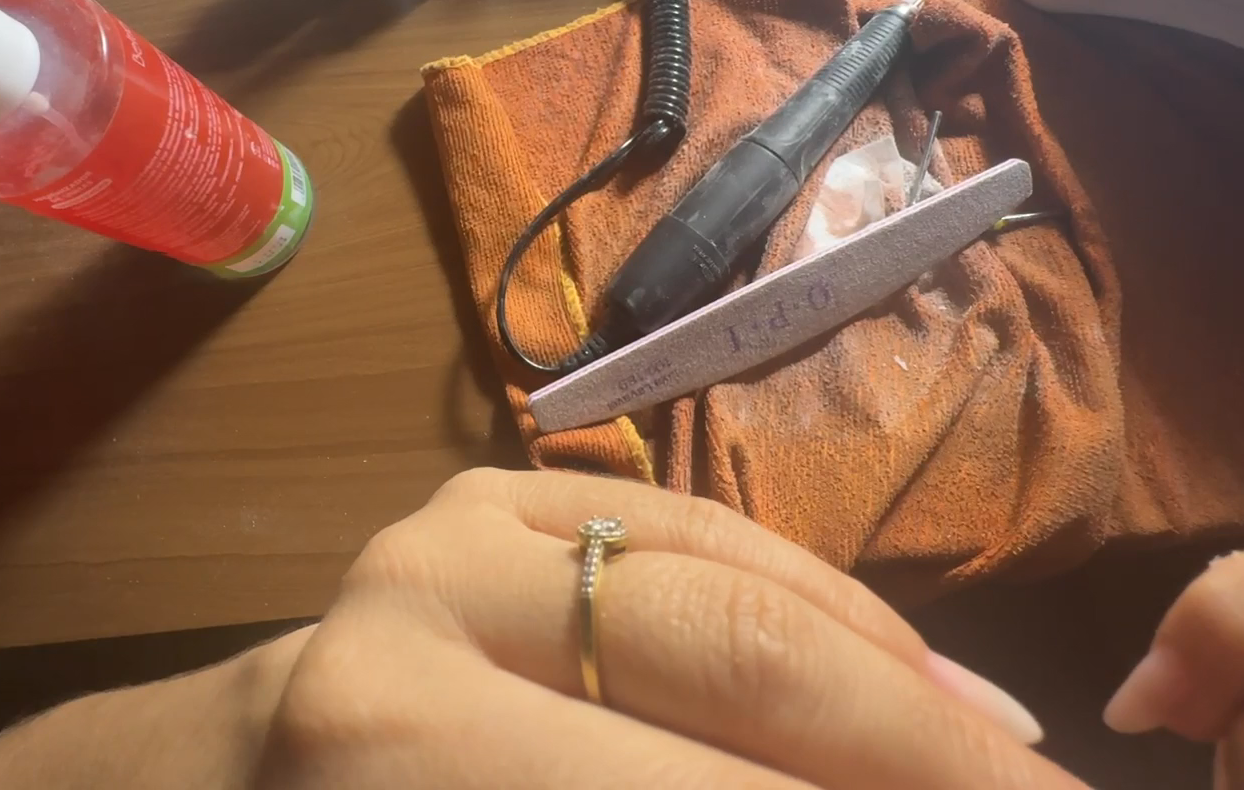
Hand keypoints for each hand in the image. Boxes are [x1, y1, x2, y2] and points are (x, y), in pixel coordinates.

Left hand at [256, 468, 1076, 788]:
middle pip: (734, 657)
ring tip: (1012, 757)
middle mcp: (429, 604)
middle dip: (919, 755)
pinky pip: (683, 524)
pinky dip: (802, 594)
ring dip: (887, 676)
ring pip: (727, 572)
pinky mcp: (491, 484)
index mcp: (401, 755)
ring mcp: (462, 517)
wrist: (231, 781)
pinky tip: (899, 668)